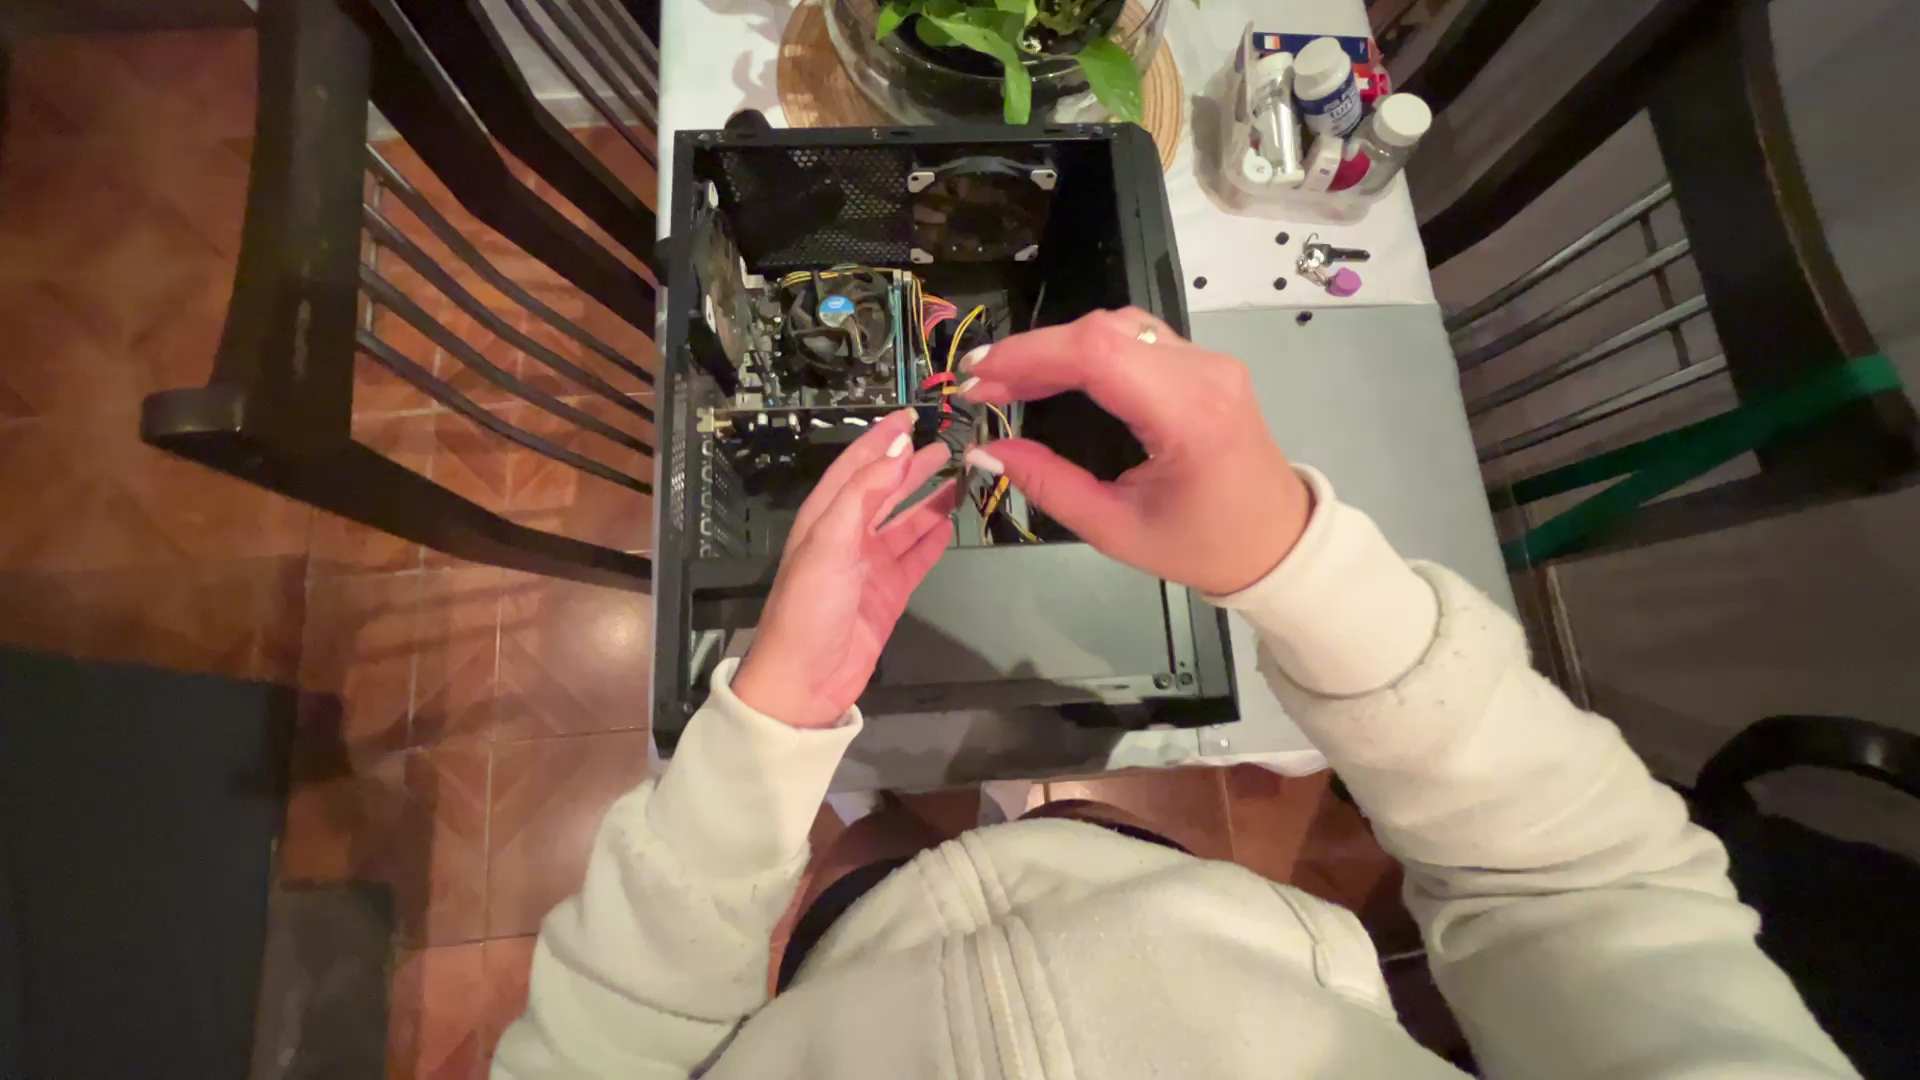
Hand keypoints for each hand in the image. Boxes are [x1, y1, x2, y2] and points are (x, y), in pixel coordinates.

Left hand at [732, 409, 955, 727]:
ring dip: (928, 501)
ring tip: (958, 479)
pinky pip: (915, 558)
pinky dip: (932, 540)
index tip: (908, 416)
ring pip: (904, 523)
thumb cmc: (810, 607)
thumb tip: (898, 450)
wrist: (806, 680)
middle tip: (944, 447)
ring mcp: (869, 566)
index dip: (880, 441)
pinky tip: (951, 524)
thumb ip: (864, 494)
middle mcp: (847, 536)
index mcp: (825, 518)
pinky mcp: (888, 593)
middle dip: (911, 467)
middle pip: (884, 491)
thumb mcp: (830, 542)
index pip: (856, 468)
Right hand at [958, 308, 1310, 595]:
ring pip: (1118, 326)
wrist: (1276, 541)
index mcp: (1189, 414)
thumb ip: (1046, 484)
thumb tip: (983, 452)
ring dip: (1057, 347)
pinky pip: (1135, 338)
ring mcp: (1209, 361)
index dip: (1028, 355)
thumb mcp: (1114, 529)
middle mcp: (1204, 371)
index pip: (1097, 353)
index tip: (977, 378)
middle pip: (1102, 331)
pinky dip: (1085, 350)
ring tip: (1009, 381)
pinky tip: (1054, 375)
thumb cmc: (1200, 547)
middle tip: (982, 385)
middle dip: (1032, 352)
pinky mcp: (1204, 364)